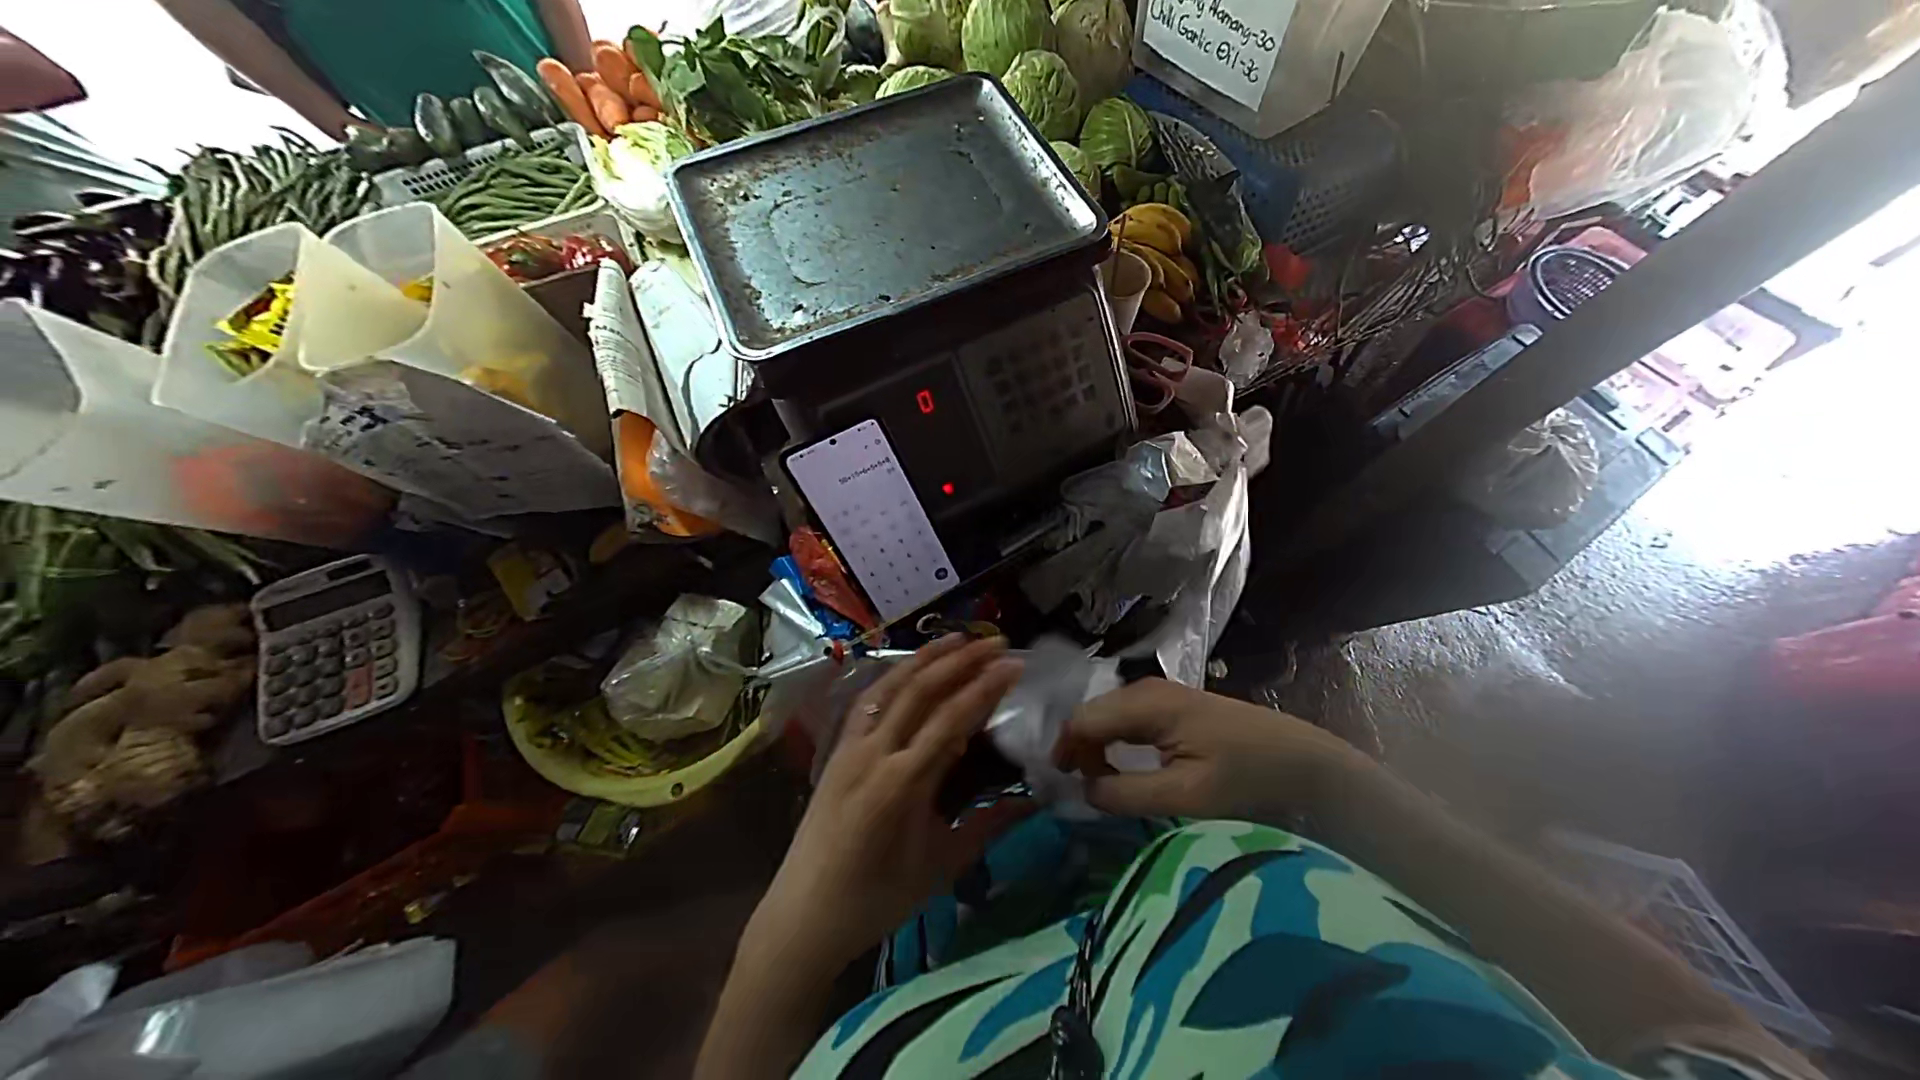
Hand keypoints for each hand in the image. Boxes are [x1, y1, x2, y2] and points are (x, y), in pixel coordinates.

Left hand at [740, 635, 1028, 978]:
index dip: (985, 687)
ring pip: (891, 686)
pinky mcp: (836, 749)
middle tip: (997, 643)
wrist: (804, 915)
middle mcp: (873, 752)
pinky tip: (911, 670)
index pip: (951, 718)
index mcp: (902, 783)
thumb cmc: (876, 899)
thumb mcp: (940, 867)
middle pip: (921, 690)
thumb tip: (1032, 801)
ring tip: (958, 638)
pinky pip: (868, 701)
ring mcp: (850, 746)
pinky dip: (894, 677)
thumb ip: (986, 826)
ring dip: (926, 658)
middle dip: (961, 661)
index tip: (1014, 665)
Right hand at [1062, 678, 1373, 823]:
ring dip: (1094, 748)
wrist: (1306, 762)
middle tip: (1079, 790)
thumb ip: (1128, 793)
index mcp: (1145, 703)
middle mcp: (1145, 689)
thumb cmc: (1249, 778)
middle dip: (1076, 749)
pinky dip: (1113, 743)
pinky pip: (1125, 720)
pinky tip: (1121, 768)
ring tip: (1098, 783)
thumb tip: (1084, 791)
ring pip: (1106, 717)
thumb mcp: (1187, 795)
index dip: (1063, 752)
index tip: (1059, 787)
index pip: (1081, 720)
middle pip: (1089, 714)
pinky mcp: (1172, 705)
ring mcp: (1159, 694)